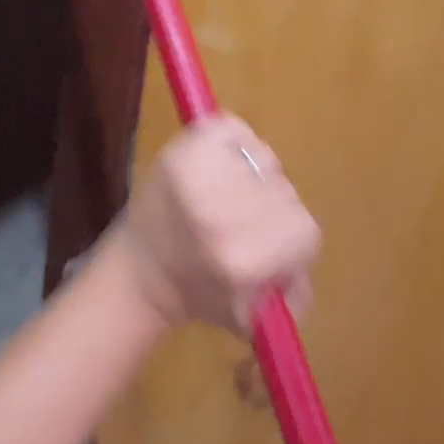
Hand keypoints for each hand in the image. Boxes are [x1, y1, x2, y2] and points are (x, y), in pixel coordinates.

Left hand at [105, 115, 320, 334]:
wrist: (139, 269)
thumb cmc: (199, 293)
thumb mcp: (256, 314)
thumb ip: (294, 292)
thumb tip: (303, 263)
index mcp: (240, 259)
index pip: (304, 229)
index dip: (294, 242)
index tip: (274, 249)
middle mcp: (217, 213)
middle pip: (285, 193)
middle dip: (273, 211)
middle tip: (248, 224)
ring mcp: (194, 173)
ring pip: (265, 161)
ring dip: (255, 178)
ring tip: (230, 196)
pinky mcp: (181, 146)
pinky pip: (234, 129)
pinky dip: (236, 143)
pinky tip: (220, 167)